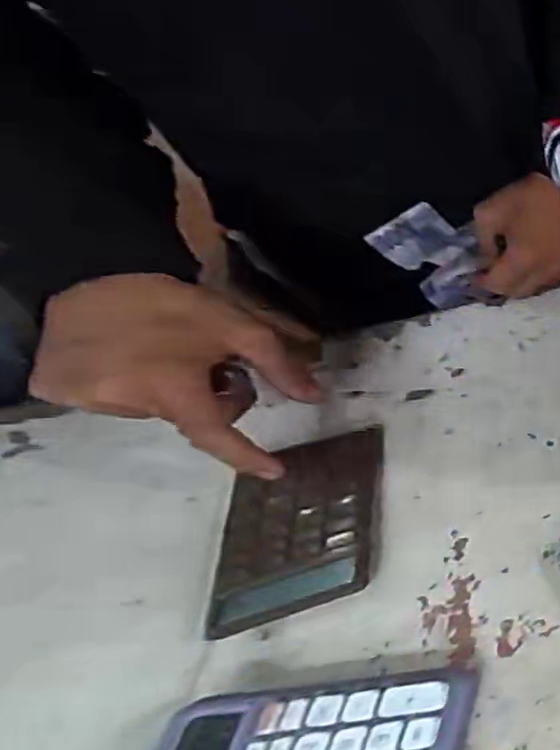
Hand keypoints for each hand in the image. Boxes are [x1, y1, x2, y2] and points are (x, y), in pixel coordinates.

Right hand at [29, 274, 324, 478]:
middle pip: (194, 416)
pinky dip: (138, 387)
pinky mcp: (53, 390)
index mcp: (170, 386)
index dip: (245, 455)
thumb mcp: (244, 331)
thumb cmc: (179, 307)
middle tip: (216, 365)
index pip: (213, 433)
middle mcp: (122, 399)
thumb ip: (281, 368)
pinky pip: (117, 401)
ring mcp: (82, 397)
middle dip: (217, 397)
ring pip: (158, 409)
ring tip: (171, 355)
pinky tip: (135, 359)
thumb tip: (315, 398)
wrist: (97, 277)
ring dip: (177, 391)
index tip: (275, 472)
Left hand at [473, 174, 559, 297]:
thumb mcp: (496, 207)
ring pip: (540, 286)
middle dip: (505, 283)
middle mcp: (545, 275)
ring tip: (521, 259)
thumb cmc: (541, 200)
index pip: (496, 285)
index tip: (476, 271)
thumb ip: (482, 234)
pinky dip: (545, 271)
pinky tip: (545, 255)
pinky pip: (558, 276)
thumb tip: (489, 254)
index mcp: (522, 263)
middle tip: (497, 267)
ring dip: (526, 278)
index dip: (482, 280)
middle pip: (520, 292)